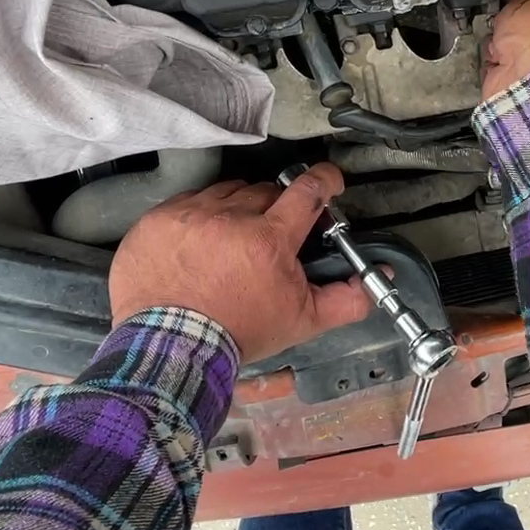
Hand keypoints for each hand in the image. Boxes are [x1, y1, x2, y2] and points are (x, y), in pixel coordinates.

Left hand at [109, 163, 373, 362]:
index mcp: (270, 238)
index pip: (308, 191)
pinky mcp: (158, 221)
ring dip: (236, 208)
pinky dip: (198, 215)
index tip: (328, 181)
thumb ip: (344, 299)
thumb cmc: (236, 333)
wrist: (170, 349)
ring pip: (227, 191)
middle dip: (274, 208)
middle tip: (271, 233)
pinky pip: (187, 200)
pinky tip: (200, 242)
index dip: (324, 180)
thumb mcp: (300, 321)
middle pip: (266, 191)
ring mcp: (191, 216)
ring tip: (233, 239)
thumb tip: (371, 284)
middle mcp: (230, 217)